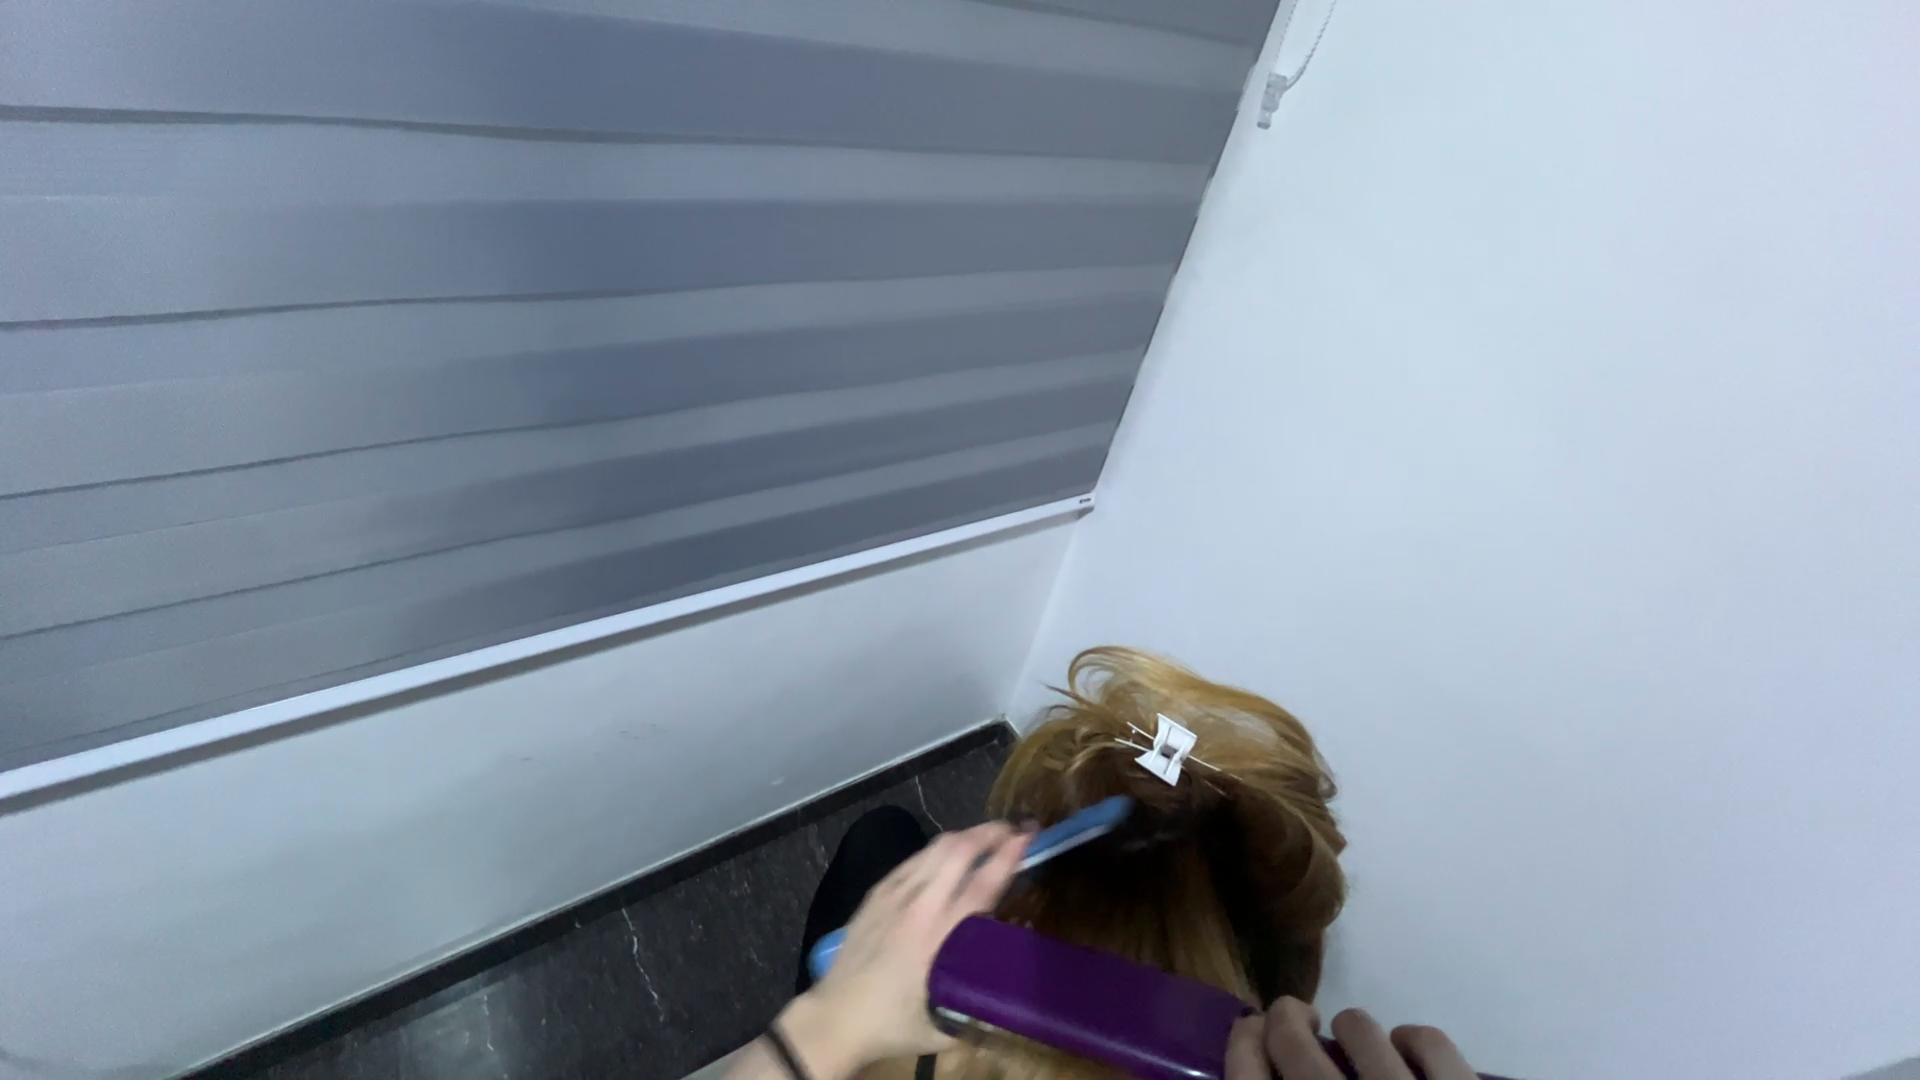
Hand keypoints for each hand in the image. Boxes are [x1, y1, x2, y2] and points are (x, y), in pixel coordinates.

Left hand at [776, 821, 1030, 1076]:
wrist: (836, 1016)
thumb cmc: (894, 1023)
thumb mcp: (946, 1022)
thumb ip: (980, 997)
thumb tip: (1008, 973)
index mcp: (939, 936)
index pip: (982, 884)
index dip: (1008, 856)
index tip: (1026, 838)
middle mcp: (919, 904)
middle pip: (959, 850)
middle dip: (991, 832)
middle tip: (1014, 830)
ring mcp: (895, 892)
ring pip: (936, 846)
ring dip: (967, 835)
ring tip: (987, 836)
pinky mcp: (878, 890)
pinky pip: (915, 857)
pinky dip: (939, 850)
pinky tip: (948, 856)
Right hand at [1226, 997, 1475, 1079]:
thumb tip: (1265, 1068)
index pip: (1245, 1072)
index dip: (1240, 1042)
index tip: (1249, 1031)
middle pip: (1289, 1038)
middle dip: (1285, 1019)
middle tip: (1295, 1025)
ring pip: (1357, 1028)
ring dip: (1350, 1033)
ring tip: (1357, 1052)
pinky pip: (1428, 1042)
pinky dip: (1413, 1041)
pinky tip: (1408, 1058)